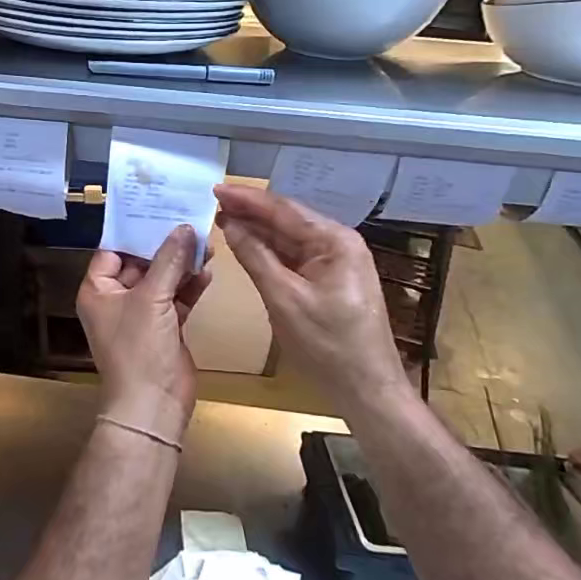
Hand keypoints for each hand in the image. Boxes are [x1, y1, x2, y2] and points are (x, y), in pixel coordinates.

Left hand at [75, 225, 211, 442]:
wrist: (153, 406)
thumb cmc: (139, 349)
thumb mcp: (151, 298)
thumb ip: (169, 260)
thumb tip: (184, 227)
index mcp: (98, 289)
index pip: (113, 249)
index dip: (135, 230)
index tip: (159, 207)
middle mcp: (117, 298)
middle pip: (142, 261)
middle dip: (166, 245)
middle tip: (190, 221)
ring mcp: (142, 313)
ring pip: (162, 278)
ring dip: (182, 264)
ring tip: (206, 244)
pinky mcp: (165, 326)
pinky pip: (177, 297)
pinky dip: (190, 285)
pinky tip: (208, 271)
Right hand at [214, 184, 409, 410]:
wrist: (367, 391)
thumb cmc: (327, 345)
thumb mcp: (284, 299)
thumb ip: (255, 257)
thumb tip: (230, 225)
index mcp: (334, 240)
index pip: (283, 210)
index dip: (247, 199)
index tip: (215, 189)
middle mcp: (338, 243)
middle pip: (287, 220)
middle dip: (250, 212)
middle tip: (213, 203)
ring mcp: (336, 262)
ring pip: (289, 238)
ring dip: (258, 230)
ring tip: (223, 218)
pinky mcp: (330, 280)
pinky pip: (295, 257)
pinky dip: (270, 251)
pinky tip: (247, 244)